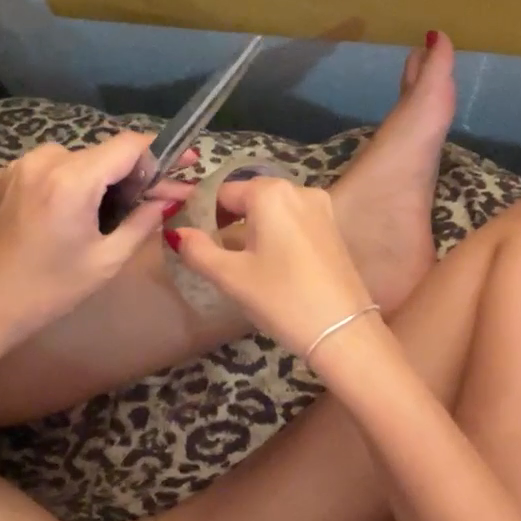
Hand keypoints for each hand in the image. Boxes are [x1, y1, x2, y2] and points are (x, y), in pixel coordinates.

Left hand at [0, 133, 176, 357]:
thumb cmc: (47, 291)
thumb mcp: (106, 261)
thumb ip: (142, 221)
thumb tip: (168, 198)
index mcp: (71, 180)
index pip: (129, 145)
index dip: (163, 151)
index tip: (187, 163)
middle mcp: (44, 160)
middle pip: (105, 152)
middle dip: (136, 172)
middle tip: (160, 198)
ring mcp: (19, 166)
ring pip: (80, 159)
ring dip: (104, 178)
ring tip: (117, 212)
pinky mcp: (4, 177)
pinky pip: (53, 168)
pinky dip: (75, 181)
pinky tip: (80, 212)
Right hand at [168, 178, 375, 357]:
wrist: (343, 330)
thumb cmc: (282, 298)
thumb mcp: (231, 276)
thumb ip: (198, 250)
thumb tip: (178, 233)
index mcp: (270, 193)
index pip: (223, 193)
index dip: (203, 214)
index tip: (193, 240)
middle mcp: (298, 190)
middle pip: (250, 197)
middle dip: (229, 220)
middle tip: (214, 253)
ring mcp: (321, 207)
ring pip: (273, 209)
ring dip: (253, 228)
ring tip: (240, 262)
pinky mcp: (333, 227)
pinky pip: (293, 220)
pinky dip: (276, 234)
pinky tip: (271, 264)